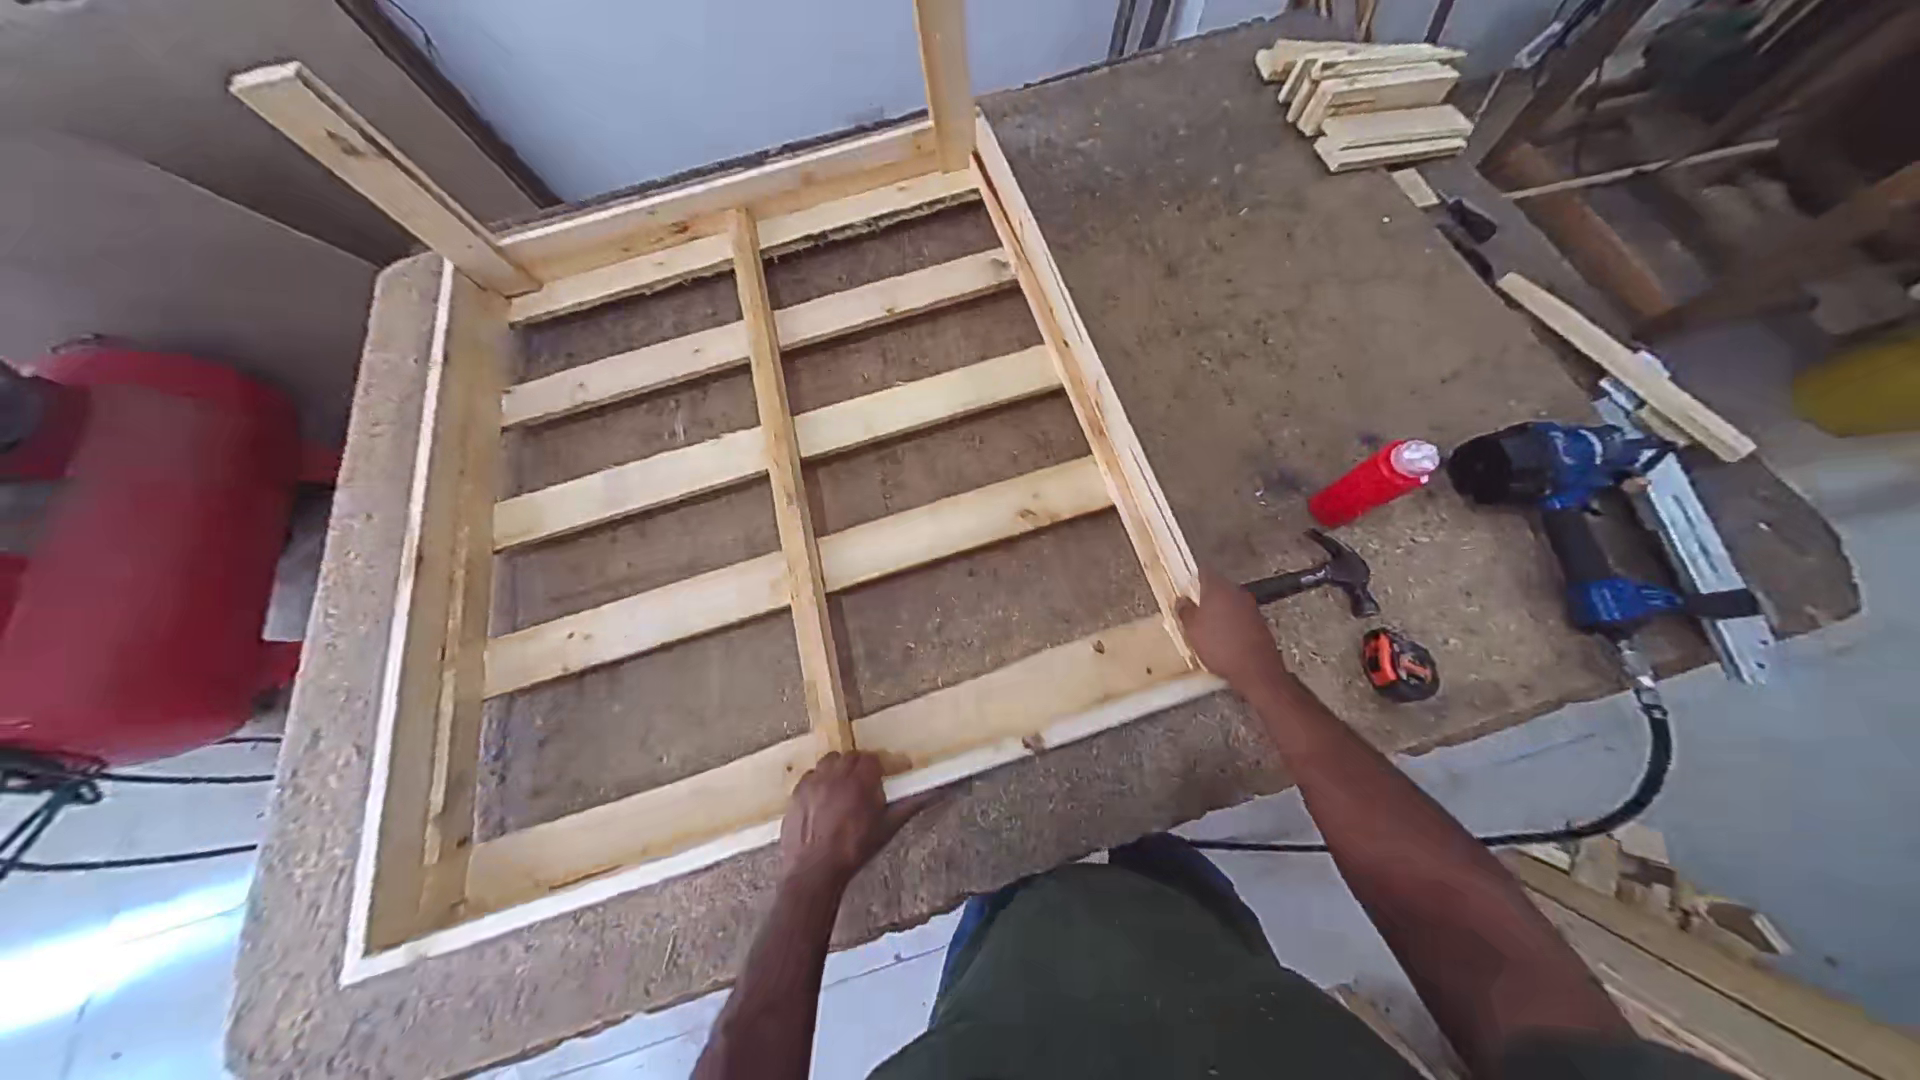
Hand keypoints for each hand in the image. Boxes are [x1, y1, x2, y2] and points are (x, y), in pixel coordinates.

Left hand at [778, 751, 929, 892]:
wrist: (813, 871)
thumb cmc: (853, 851)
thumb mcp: (886, 828)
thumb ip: (909, 805)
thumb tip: (933, 793)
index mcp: (859, 781)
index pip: (872, 758)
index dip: (879, 766)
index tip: (883, 775)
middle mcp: (835, 775)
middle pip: (850, 756)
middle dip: (859, 766)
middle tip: (865, 783)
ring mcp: (813, 782)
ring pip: (829, 761)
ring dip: (839, 769)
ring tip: (843, 787)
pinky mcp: (796, 792)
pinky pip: (811, 775)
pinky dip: (819, 780)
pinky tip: (823, 798)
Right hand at [1176, 567, 1285, 686]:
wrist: (1256, 670)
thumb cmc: (1221, 646)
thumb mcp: (1192, 629)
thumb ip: (1185, 611)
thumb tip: (1182, 601)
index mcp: (1218, 588)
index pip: (1204, 572)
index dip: (1191, 577)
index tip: (1183, 586)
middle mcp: (1237, 592)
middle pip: (1218, 586)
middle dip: (1204, 595)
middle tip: (1191, 609)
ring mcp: (1251, 607)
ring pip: (1229, 601)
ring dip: (1218, 609)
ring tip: (1205, 626)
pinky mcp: (1259, 622)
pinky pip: (1239, 615)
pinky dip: (1230, 622)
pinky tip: (1223, 637)